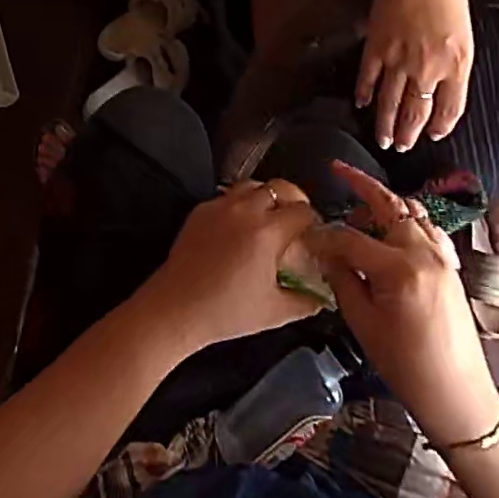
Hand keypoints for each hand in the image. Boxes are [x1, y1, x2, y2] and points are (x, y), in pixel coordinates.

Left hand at [132, 180, 323, 352]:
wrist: (177, 306)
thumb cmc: (227, 311)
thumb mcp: (277, 312)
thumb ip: (307, 300)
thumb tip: (321, 295)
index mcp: (266, 232)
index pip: (302, 210)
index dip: (313, 221)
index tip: (314, 233)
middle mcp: (243, 211)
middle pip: (278, 187)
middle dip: (293, 199)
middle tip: (296, 218)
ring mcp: (218, 207)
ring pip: (250, 185)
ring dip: (265, 195)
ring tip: (270, 216)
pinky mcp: (200, 210)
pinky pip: (226, 196)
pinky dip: (240, 203)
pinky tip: (240, 225)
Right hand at [305, 161, 498, 443]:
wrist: (457, 395)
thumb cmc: (406, 364)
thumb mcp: (361, 321)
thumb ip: (342, 277)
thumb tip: (327, 252)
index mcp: (400, 270)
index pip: (350, 237)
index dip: (324, 237)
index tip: (307, 239)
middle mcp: (425, 255)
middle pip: (390, 206)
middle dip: (362, 184)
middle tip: (339, 169)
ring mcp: (443, 260)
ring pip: (412, 213)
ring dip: (385, 203)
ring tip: (359, 207)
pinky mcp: (450, 269)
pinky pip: (427, 230)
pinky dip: (406, 220)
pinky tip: (389, 230)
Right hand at [359, 0, 472, 150]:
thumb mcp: (464, 34)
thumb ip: (453, 64)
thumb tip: (438, 86)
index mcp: (456, 65)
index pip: (449, 108)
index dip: (440, 126)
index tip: (433, 135)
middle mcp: (427, 69)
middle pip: (416, 111)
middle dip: (408, 133)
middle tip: (401, 148)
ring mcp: (399, 60)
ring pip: (390, 101)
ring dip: (385, 123)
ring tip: (382, 139)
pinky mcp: (376, 48)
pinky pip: (368, 77)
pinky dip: (364, 92)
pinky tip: (361, 104)